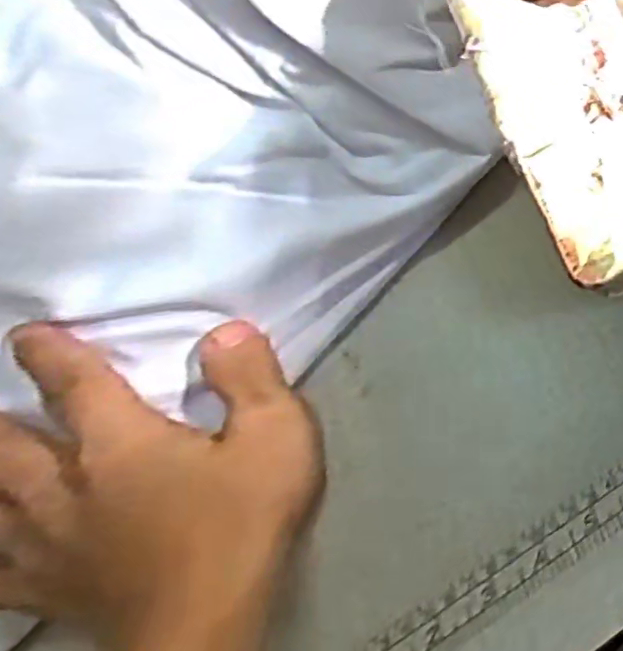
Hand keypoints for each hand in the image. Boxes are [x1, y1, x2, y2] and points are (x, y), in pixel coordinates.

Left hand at [0, 321, 321, 650]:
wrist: (206, 607)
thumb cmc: (249, 509)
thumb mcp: (278, 432)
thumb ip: (250, 380)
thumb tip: (222, 331)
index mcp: (120, 447)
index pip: (77, 389)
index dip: (54, 356)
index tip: (28, 333)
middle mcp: (61, 486)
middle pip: (4, 445)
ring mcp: (37, 540)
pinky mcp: (34, 582)